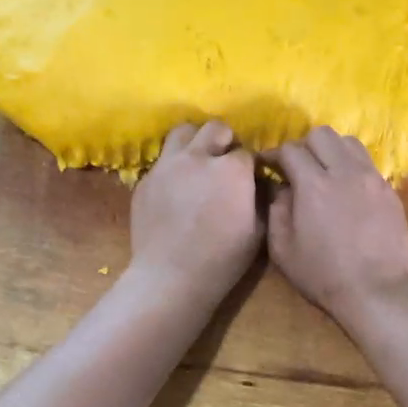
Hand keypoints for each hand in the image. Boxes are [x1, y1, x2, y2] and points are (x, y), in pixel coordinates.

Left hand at [128, 121, 262, 304]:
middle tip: (224, 162)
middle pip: (215, 129)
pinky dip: (173, 166)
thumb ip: (262, 199)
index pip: (246, 152)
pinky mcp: (145, 180)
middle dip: (224, 141)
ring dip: (195, 141)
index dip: (249, 165)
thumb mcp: (257, 232)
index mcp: (231, 169)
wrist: (170, 277)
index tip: (249, 178)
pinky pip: (162, 160)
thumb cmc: (222, 260)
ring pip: (182, 132)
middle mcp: (198, 157)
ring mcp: (167, 165)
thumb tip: (261, 183)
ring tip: (197, 161)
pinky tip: (175, 188)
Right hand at [264, 126, 407, 317]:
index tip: (267, 165)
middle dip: (303, 146)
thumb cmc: (323, 274)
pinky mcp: (388, 189)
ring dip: (331, 150)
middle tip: (297, 167)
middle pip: (321, 134)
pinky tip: (346, 189)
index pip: (290, 150)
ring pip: (348, 142)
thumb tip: (280, 187)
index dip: (274, 154)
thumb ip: (276, 210)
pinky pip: (367, 163)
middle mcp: (344, 171)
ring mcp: (371, 178)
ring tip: (324, 171)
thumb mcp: (283, 248)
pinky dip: (351, 166)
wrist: (376, 290)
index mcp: (314, 184)